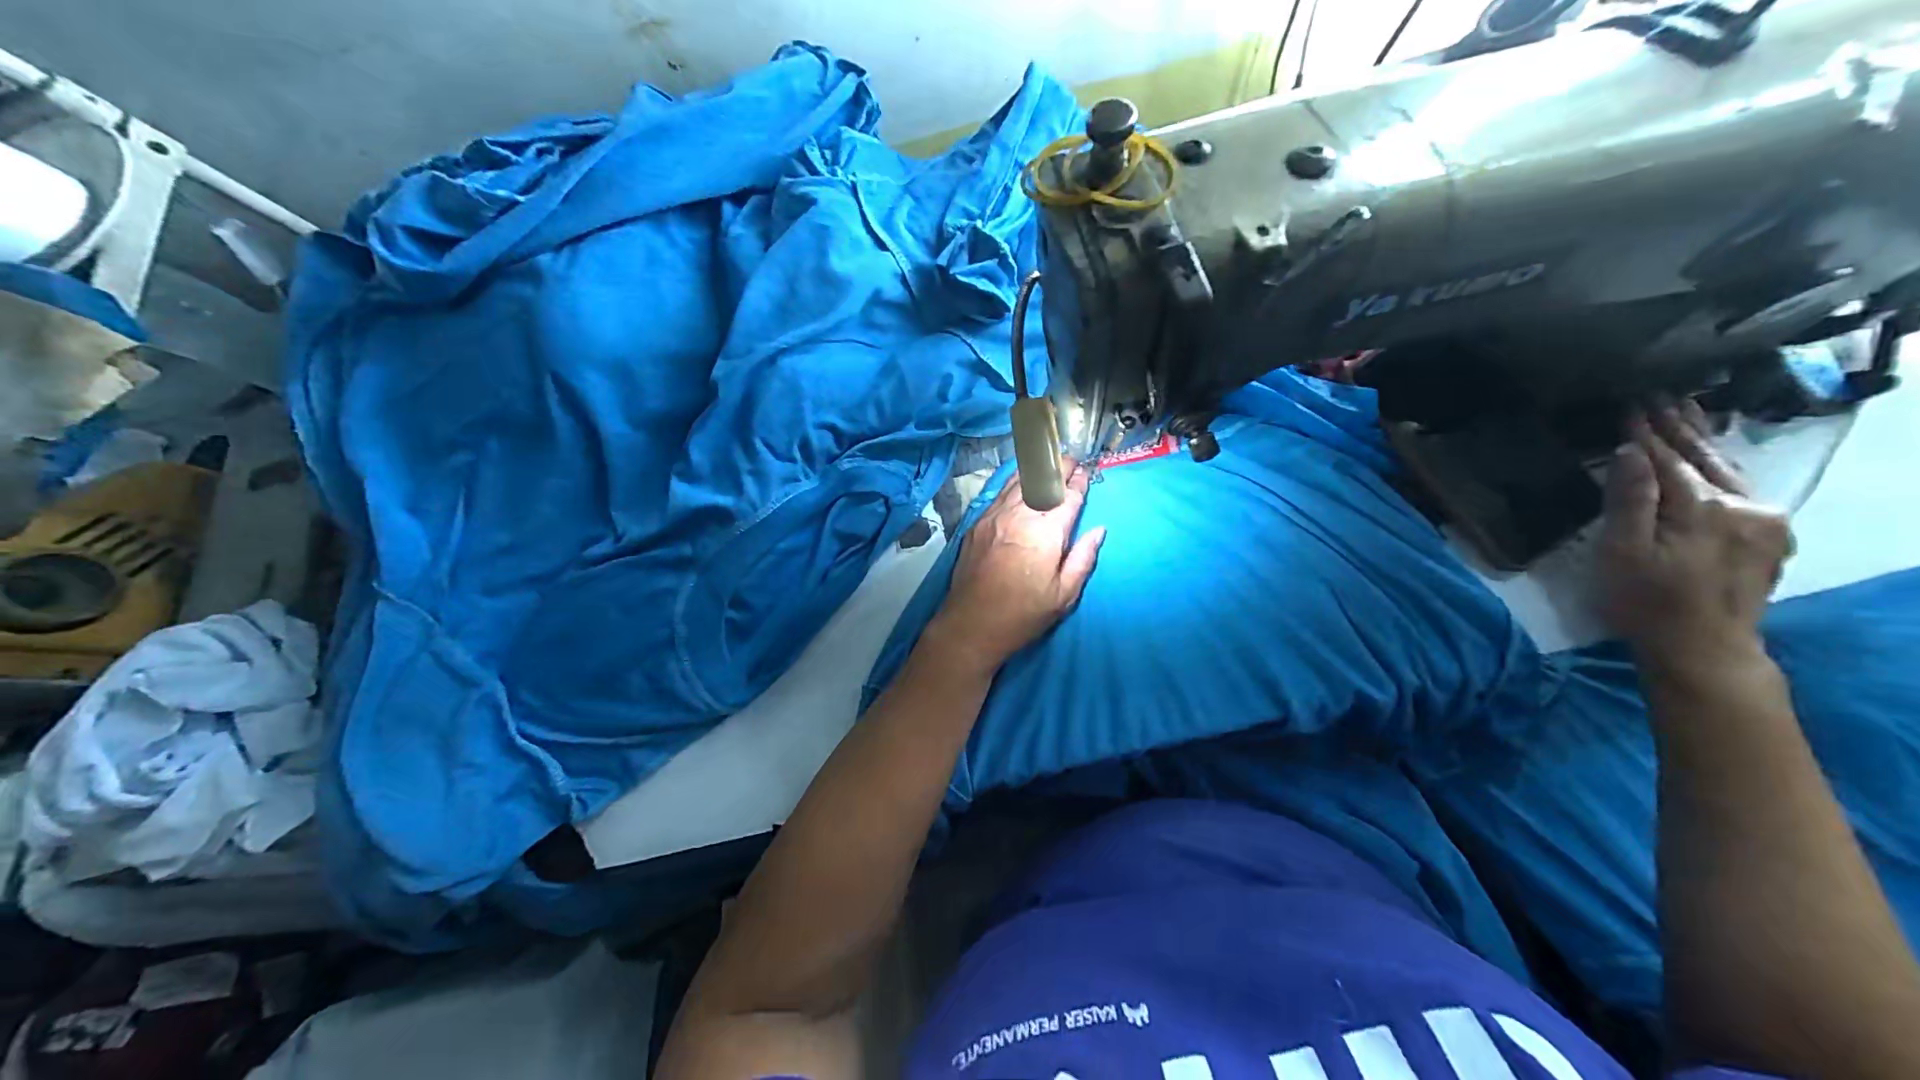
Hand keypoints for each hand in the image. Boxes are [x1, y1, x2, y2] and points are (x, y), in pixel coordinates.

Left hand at [924, 458, 1105, 675]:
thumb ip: (1083, 558)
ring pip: (1018, 482)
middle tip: (1072, 463)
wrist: (970, 625)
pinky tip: (1021, 486)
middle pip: (1042, 481)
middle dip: (1059, 469)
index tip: (1088, 473)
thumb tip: (1098, 531)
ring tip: (1049, 467)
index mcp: (1044, 532)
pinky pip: (1000, 494)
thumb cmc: (1022, 615)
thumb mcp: (1063, 595)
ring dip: (1036, 473)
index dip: (1080, 483)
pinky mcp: (977, 524)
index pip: (1067, 496)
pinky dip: (1015, 484)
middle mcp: (1018, 515)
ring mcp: (993, 517)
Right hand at [1596, 402, 1792, 671]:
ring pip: (1728, 471)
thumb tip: (1631, 452)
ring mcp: (1766, 521)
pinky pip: (1743, 489)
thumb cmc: (1646, 602)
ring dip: (1702, 443)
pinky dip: (1722, 468)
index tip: (1629, 406)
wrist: (1704, 648)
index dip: (1644, 434)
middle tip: (1658, 398)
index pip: (1666, 460)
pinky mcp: (1772, 537)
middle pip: (1703, 459)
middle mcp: (1743, 506)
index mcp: (1701, 508)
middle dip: (1677, 428)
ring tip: (1684, 415)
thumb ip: (1630, 500)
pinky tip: (1712, 460)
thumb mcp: (1622, 553)